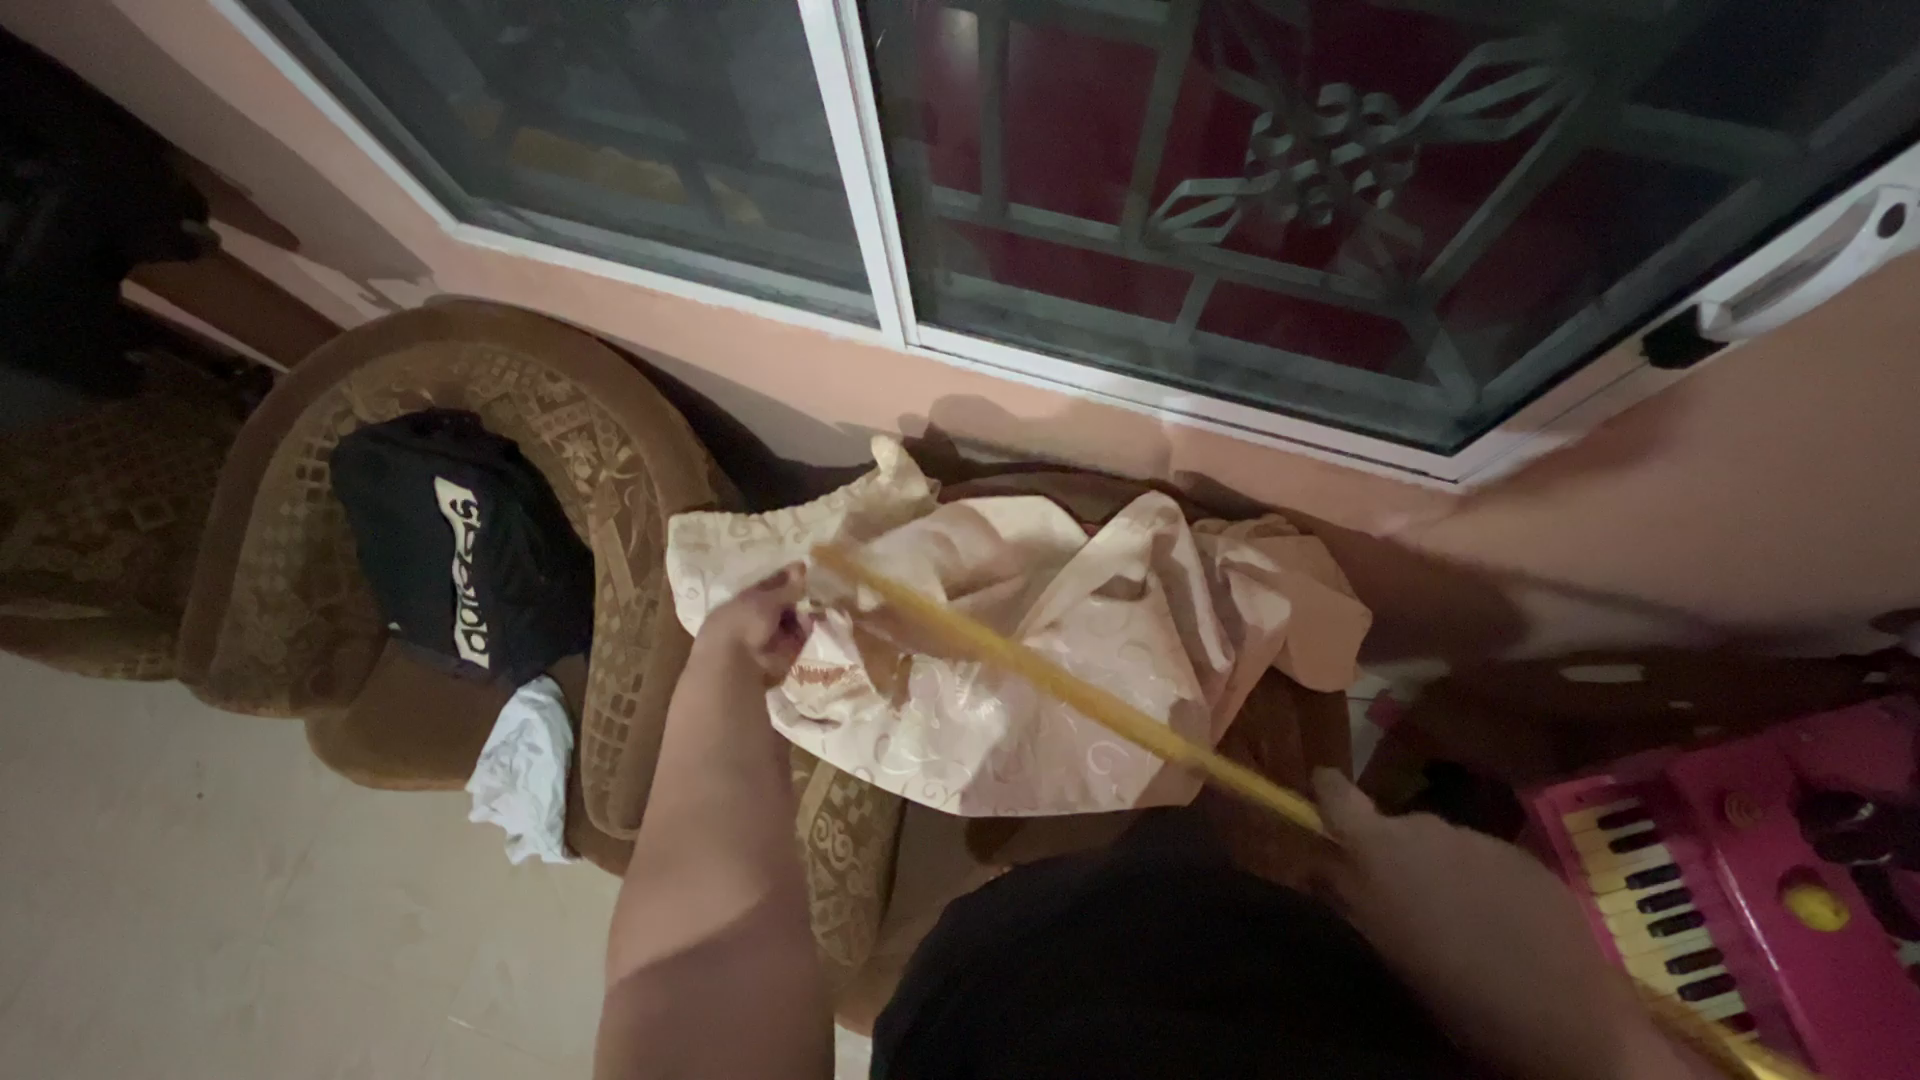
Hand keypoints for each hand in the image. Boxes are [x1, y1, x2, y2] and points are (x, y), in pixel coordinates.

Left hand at [690, 563, 814, 684]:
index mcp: (748, 598)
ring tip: (816, 602)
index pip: (771, 584)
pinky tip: (810, 619)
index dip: (787, 576)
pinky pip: (801, 633)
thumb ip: (786, 586)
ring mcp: (775, 633)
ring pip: (797, 616)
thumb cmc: (743, 622)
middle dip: (801, 593)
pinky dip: (807, 625)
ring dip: (806, 608)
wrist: (737, 663)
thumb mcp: (765, 598)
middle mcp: (762, 615)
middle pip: (787, 600)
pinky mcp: (788, 649)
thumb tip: (801, 566)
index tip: (804, 568)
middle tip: (816, 585)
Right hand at [1311, 769, 1699, 1079]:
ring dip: (1440, 870)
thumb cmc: (1450, 986)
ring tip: (1456, 920)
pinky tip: (1500, 927)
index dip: (1325, 791)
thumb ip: (1343, 893)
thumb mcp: (1379, 944)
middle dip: (1393, 855)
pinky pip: (1487, 861)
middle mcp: (1425, 827)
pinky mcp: (1526, 859)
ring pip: (1443, 845)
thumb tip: (1316, 863)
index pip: (1334, 793)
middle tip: (1402, 900)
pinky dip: (1482, 884)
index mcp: (1378, 846)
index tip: (1320, 798)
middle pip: (1394, 826)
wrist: (1567, 1019)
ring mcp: (1480, 839)